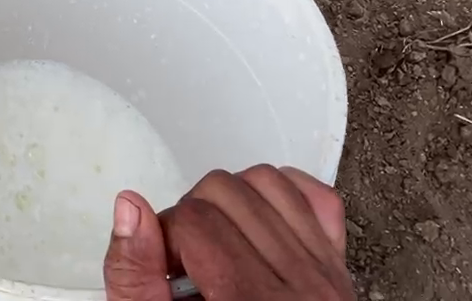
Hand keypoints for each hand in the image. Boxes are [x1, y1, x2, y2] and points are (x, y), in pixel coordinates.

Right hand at [104, 166, 354, 300]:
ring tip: (219, 241)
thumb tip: (131, 205)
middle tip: (189, 261)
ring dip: (232, 199)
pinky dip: (284, 196)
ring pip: (268, 181)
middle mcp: (305, 292)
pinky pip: (316, 199)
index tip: (167, 269)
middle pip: (226, 190)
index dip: (165, 235)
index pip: (195, 219)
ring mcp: (331, 279)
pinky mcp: (340, 270)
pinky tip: (258, 223)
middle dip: (193, 214)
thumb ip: (133, 277)